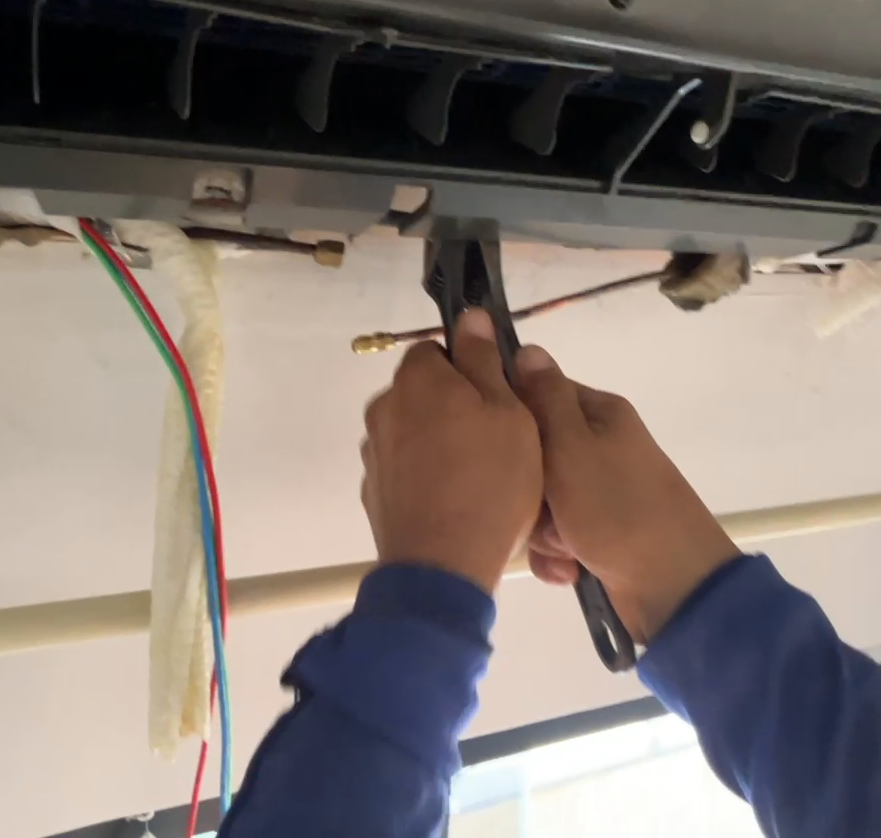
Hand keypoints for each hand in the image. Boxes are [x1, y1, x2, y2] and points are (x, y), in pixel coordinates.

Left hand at [360, 309, 543, 592]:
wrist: (443, 566)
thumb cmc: (490, 480)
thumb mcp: (508, 411)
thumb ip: (484, 359)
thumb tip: (469, 315)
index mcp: (415, 379)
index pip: (437, 350)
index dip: (470, 369)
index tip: (496, 398)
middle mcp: (383, 407)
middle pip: (423, 390)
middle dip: (454, 405)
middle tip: (496, 439)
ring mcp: (373, 451)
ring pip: (414, 429)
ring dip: (438, 440)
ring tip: (476, 476)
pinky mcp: (372, 490)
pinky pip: (404, 466)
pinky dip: (424, 473)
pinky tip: (451, 500)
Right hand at [512, 346, 739, 642]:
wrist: (675, 589)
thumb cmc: (617, 508)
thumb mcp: (572, 446)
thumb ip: (545, 398)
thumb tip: (528, 346)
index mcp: (598, 414)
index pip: (536, 394)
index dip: (513, 419)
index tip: (499, 446)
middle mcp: (599, 447)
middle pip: (533, 453)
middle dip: (528, 487)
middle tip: (541, 506)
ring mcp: (600, 492)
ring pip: (539, 498)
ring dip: (543, 527)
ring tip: (564, 543)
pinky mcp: (598, 533)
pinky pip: (556, 534)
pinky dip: (558, 553)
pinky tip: (568, 568)